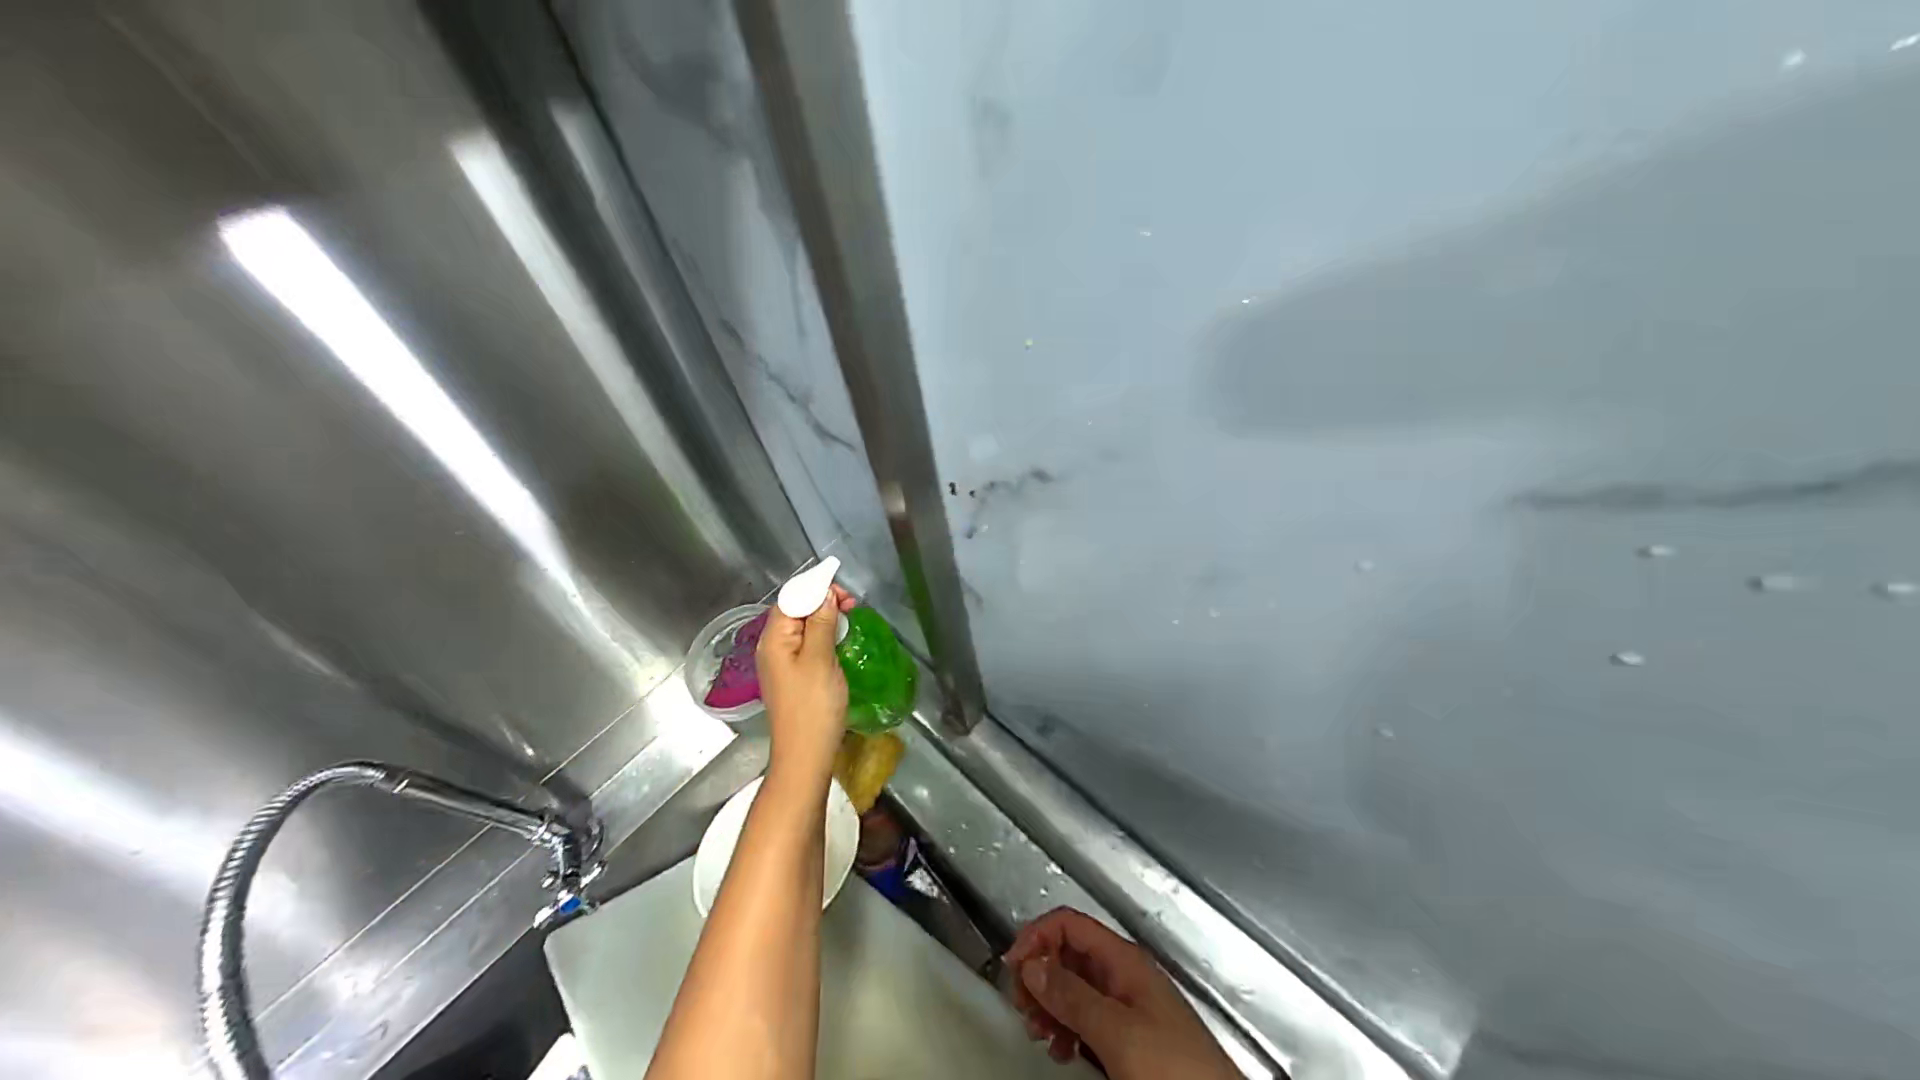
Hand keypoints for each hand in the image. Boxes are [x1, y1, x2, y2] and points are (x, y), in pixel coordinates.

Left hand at [756, 583, 856, 783]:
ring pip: (802, 627)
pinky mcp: (793, 675)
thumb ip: (821, 623)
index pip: (791, 598)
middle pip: (794, 610)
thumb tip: (825, 594)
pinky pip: (805, 644)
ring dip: (823, 616)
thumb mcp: (820, 660)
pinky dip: (822, 634)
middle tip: (851, 603)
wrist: (805, 754)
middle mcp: (772, 646)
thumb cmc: (813, 707)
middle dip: (821, 599)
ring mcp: (782, 662)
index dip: (815, 587)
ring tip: (848, 615)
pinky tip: (838, 637)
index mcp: (773, 639)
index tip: (843, 589)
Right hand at [1005, 908, 1238, 1079]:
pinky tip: (1061, 1050)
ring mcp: (1128, 1007)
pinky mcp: (1129, 1038)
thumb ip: (1072, 995)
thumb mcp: (1117, 1031)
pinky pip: (1085, 1018)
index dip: (1037, 937)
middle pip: (1068, 954)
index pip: (1069, 923)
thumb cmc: (1174, 1068)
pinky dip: (1065, 1028)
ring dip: (1049, 1005)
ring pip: (1074, 988)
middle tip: (1023, 1007)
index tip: (1014, 968)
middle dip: (1039, 975)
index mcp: (1124, 960)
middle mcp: (1124, 975)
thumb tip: (1032, 965)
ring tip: (1040, 1034)